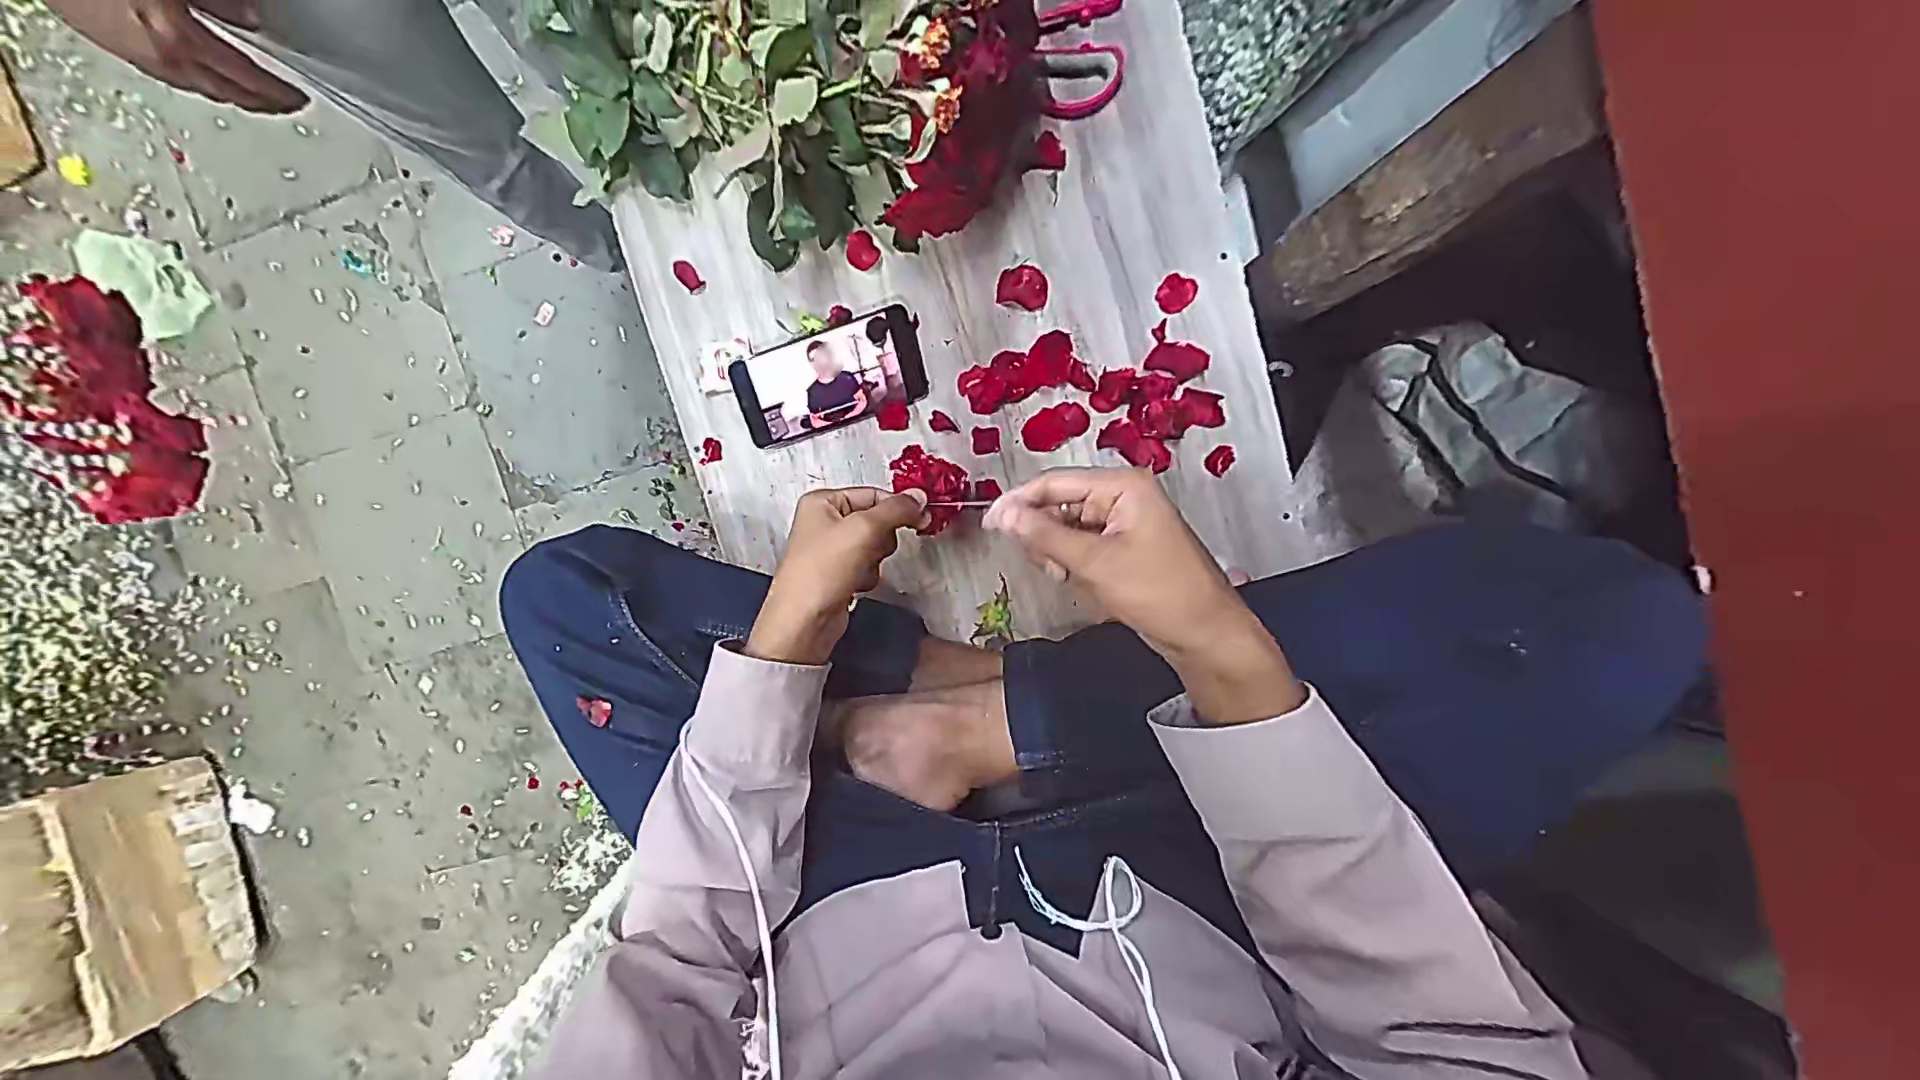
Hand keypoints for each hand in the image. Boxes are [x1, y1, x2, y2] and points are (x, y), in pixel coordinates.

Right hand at [48, 0, 308, 113]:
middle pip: (231, 94)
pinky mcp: (117, 50)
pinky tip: (209, 81)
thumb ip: (219, 2)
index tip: (301, 98)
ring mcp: (139, 57)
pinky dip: (204, 86)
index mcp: (180, 40)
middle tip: (286, 106)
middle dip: (265, 104)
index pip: (251, 80)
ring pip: (204, 90)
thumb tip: (254, 18)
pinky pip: (176, 80)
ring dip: (235, 97)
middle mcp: (164, 58)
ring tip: (256, 99)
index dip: (281, 92)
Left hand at [746, 487, 929, 665]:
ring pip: (876, 545)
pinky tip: (854, 583)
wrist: (806, 621)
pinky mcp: (840, 573)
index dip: (897, 506)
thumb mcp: (863, 529)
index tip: (920, 516)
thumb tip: (918, 497)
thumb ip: (896, 509)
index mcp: (822, 502)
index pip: (873, 494)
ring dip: (875, 560)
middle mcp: (825, 523)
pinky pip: (869, 566)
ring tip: (857, 567)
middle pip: (877, 520)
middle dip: (881, 538)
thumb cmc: (819, 572)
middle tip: (870, 547)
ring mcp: (832, 550)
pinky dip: (868, 576)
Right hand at [984, 468, 1303, 724]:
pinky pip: (1082, 546)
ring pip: (1067, 528)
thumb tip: (1004, 515)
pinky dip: (1073, 563)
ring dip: (1058, 552)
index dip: (1019, 502)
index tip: (991, 523)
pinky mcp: (1122, 546)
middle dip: (1044, 535)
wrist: (1203, 634)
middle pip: (1059, 505)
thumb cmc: (1159, 593)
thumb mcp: (1094, 562)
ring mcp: (1123, 522)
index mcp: (1123, 486)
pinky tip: (1081, 581)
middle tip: (1047, 565)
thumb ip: (1044, 535)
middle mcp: (1122, 497)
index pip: (1055, 483)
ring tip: (1069, 576)